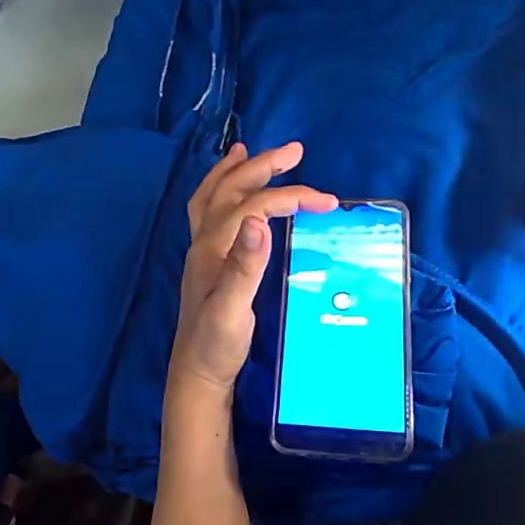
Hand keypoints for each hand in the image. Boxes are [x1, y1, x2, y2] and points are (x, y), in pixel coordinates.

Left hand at [168, 142, 336, 400]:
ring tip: (247, 151)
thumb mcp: (232, 311)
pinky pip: (210, 215)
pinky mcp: (207, 265)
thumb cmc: (216, 346)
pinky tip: (233, 197)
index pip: (253, 207)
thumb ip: (244, 267)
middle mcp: (204, 244)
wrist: (197, 373)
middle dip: (262, 166)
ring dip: (233, 172)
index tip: (327, 202)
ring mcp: (202, 253)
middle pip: (229, 191)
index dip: (290, 197)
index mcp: (213, 249)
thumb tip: (258, 221)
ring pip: (213, 199)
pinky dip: (223, 194)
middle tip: (295, 150)